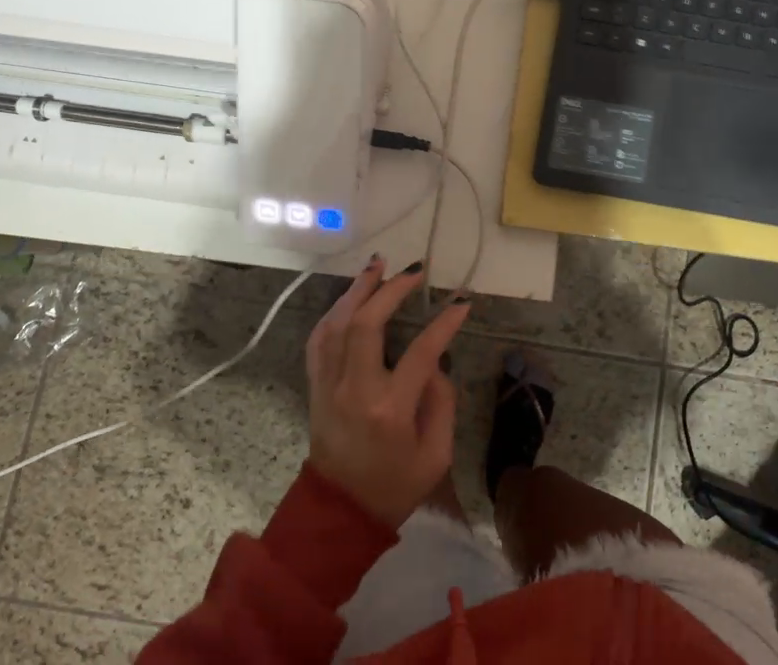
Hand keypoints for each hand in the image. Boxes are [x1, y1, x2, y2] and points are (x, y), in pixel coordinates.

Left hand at [304, 258, 470, 527]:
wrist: (340, 511)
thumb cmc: (395, 486)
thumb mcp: (436, 455)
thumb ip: (440, 404)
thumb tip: (435, 364)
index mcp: (389, 409)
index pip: (421, 353)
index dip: (444, 324)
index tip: (462, 304)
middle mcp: (354, 389)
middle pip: (366, 324)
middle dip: (390, 291)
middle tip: (413, 272)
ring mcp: (328, 385)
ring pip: (336, 324)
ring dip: (357, 291)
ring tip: (378, 266)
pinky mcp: (315, 386)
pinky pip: (319, 340)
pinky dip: (334, 313)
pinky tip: (349, 299)